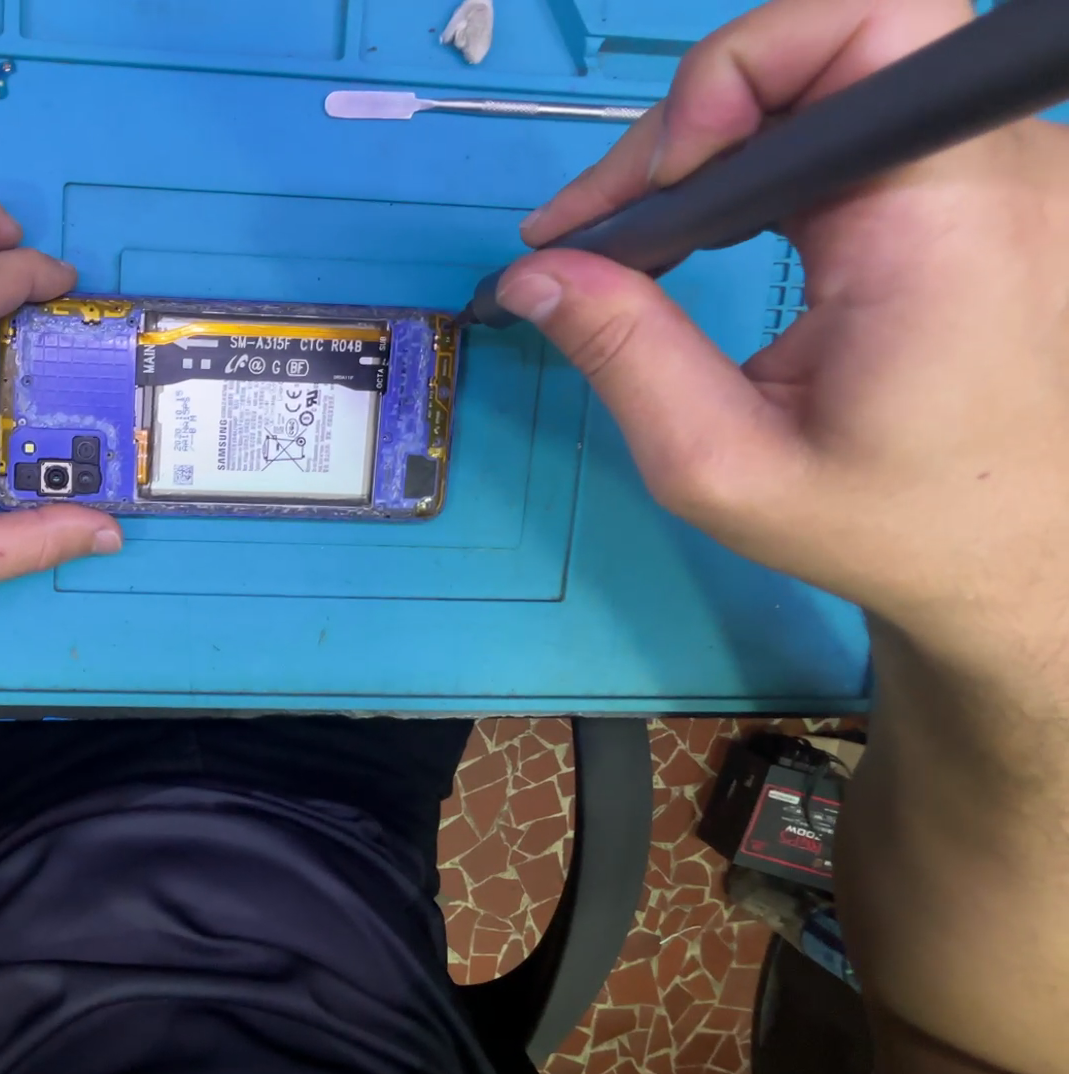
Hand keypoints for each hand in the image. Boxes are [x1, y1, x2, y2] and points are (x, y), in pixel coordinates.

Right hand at [498, 0, 1068, 694]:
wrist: (1009, 553)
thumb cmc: (874, 522)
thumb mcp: (711, 460)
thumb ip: (623, 354)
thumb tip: (533, 274)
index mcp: (941, 217)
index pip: (863, 32)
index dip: (729, 77)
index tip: (649, 192)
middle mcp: (978, 166)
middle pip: (807, 63)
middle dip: (668, 139)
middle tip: (575, 239)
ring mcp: (971, 174)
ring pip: (803, 97)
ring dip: (687, 159)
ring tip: (605, 247)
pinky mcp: (948, 196)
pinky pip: (819, 140)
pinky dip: (727, 177)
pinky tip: (671, 242)